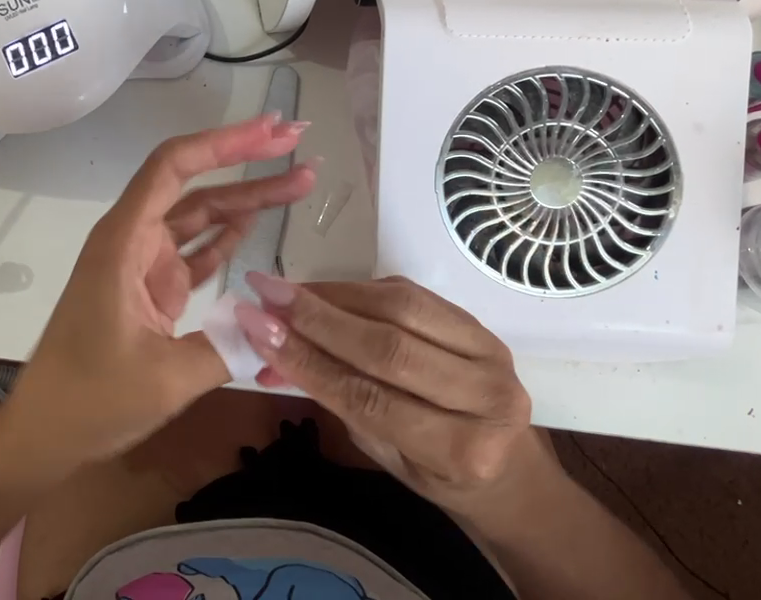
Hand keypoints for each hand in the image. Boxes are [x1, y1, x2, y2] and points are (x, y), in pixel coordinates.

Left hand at [1, 114, 315, 467]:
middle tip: (295, 138)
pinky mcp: (152, 287)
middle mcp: (132, 238)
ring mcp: (142, 262)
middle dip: (244, 159)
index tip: (270, 131)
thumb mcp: (166, 377)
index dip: (222, 143)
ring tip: (300, 181)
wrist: (47, 431)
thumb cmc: (92, 398)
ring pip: (199, 215)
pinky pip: (195, 250)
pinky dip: (227, 234)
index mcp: (124, 240)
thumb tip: (283, 322)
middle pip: (192, 182)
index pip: (173, 168)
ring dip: (246, 199)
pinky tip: (260, 221)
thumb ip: (229, 346)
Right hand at [234, 275, 545, 515]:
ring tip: (283, 290)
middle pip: (388, 348)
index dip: (306, 360)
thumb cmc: (433, 470)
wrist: (506, 467)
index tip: (254, 328)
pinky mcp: (479, 322)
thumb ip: (332, 397)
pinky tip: (320, 291)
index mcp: (461, 451)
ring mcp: (490, 354)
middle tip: (262, 298)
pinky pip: (409, 294)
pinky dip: (356, 290)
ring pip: (400, 310)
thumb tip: (267, 349)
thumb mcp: (381, 452)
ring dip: (331, 297)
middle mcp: (487, 399)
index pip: (368, 398)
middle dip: (315, 319)